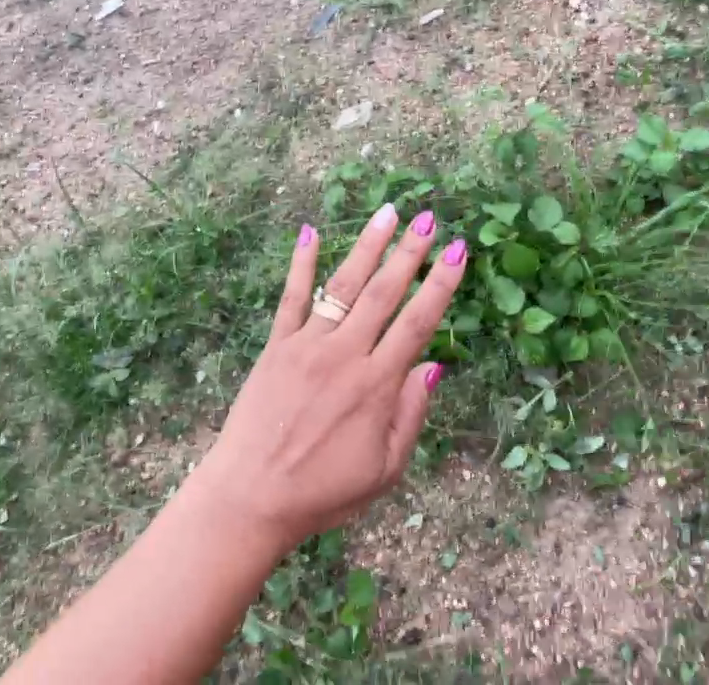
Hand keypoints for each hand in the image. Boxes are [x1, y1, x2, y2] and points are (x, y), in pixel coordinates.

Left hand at [187, 204, 466, 554]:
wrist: (250, 497)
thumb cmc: (323, 492)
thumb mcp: (385, 470)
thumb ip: (411, 415)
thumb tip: (433, 365)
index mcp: (377, 385)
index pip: (418, 323)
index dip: (441, 284)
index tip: (458, 250)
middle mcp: (344, 355)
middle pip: (383, 293)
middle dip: (409, 253)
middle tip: (427, 217)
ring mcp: (307, 346)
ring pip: (343, 286)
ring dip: (366, 247)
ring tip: (387, 212)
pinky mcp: (275, 347)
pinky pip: (291, 298)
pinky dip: (301, 263)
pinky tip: (310, 232)